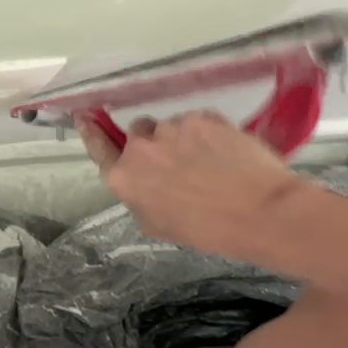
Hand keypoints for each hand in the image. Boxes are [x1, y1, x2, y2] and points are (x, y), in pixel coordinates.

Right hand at [79, 110, 311, 259]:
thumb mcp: (158, 225)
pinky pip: (197, 121)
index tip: (84, 117)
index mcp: (123, 178)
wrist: (263, 213)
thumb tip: (144, 184)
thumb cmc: (207, 230)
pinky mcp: (203, 117)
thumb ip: (139, 198)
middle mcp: (140, 148)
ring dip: (180, 138)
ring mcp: (172, 129)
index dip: (90, 132)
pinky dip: (206, 133)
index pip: (97, 148)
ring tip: (208, 160)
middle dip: (151, 144)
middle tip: (176, 164)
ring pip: (168, 126)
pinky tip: (225, 152)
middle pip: (136, 133)